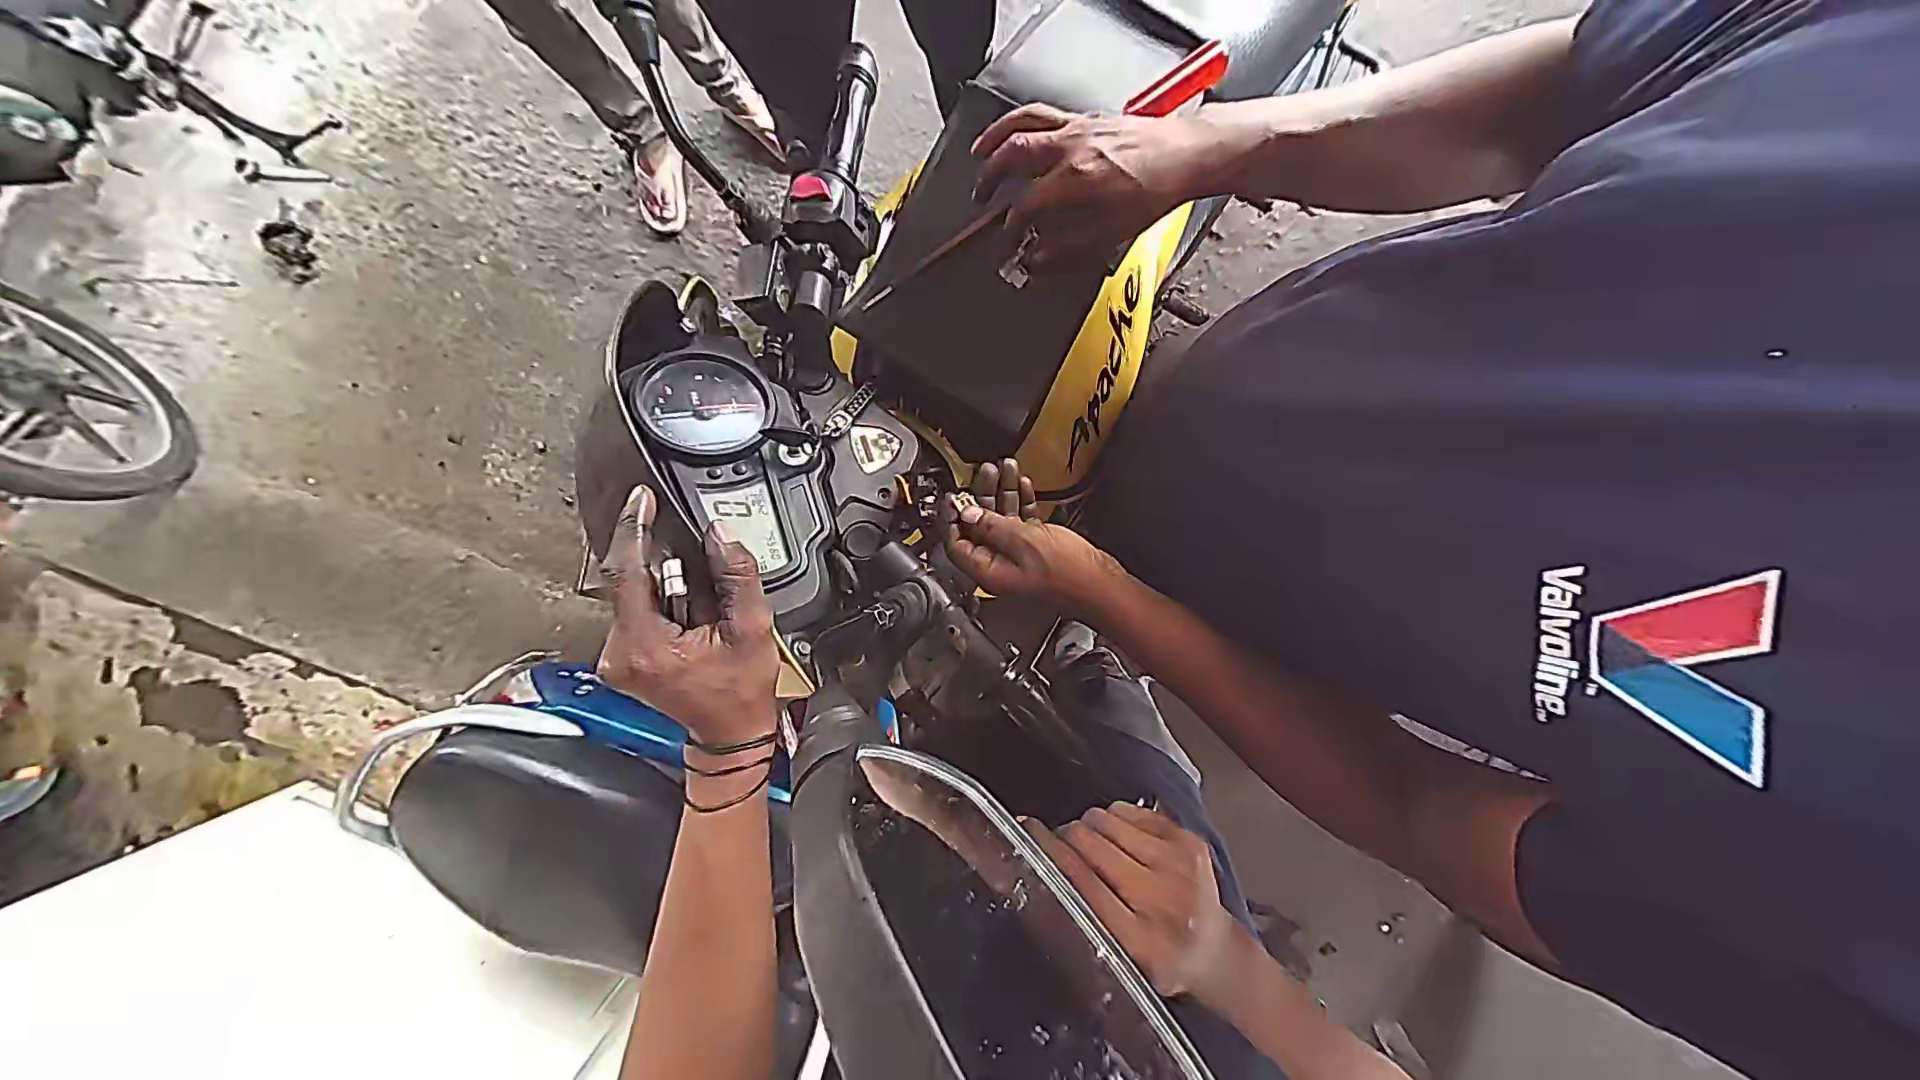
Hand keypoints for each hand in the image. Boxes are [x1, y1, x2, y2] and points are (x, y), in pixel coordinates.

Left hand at [596, 486, 779, 749]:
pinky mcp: (622, 657)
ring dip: (670, 590)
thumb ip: (737, 577)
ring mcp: (617, 657)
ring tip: (704, 620)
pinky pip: (637, 610)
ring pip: (636, 595)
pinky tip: (692, 624)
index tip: (642, 501)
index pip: (627, 572)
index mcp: (647, 646)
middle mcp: (620, 653)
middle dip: (672, 573)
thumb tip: (721, 536)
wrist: (729, 735)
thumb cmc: (740, 694)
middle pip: (634, 582)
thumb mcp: (752, 629)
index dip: (634, 529)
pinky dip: (664, 604)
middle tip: (707, 598)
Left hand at [936, 458, 1124, 616]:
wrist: (1104, 585)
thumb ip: (993, 526)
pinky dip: (1021, 502)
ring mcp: (1019, 556)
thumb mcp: (1025, 542)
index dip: (951, 518)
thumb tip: (967, 514)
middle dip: (981, 496)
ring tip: (1006, 468)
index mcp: (989, 571)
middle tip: (984, 472)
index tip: (952, 496)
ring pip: (1002, 520)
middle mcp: (1000, 565)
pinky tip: (1023, 485)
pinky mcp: (1037, 549)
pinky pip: (1021, 522)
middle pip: (979, 527)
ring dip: (1003, 493)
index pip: (956, 544)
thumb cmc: (1071, 575)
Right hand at [973, 104, 1226, 271]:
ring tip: (981, 152)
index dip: (1011, 229)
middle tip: (981, 196)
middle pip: (1013, 155)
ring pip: (1023, 123)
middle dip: (989, 178)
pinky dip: (1021, 125)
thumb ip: (1066, 247)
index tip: (1009, 242)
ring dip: (996, 138)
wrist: (1186, 157)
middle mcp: (1071, 148)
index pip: (1025, 205)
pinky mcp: (1087, 118)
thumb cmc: (1156, 191)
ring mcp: (1078, 128)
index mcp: (1075, 180)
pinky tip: (1018, 135)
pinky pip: (1043, 114)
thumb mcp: (1110, 234)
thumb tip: (1036, 258)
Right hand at [1026, 803, 1251, 1003]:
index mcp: (1140, 939)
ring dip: (1090, 826)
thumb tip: (1039, 859)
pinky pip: (1127, 809)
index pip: (1082, 880)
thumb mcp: (1117, 956)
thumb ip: (1082, 915)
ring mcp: (1179, 865)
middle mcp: (1162, 899)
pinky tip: (1120, 839)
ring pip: (1105, 819)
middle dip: (1067, 836)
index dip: (1049, 850)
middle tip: (1063, 843)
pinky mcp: (1187, 840)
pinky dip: (1114, 819)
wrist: (1217, 952)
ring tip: (1095, 845)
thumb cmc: (1158, 957)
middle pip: (1090, 843)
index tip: (1029, 832)